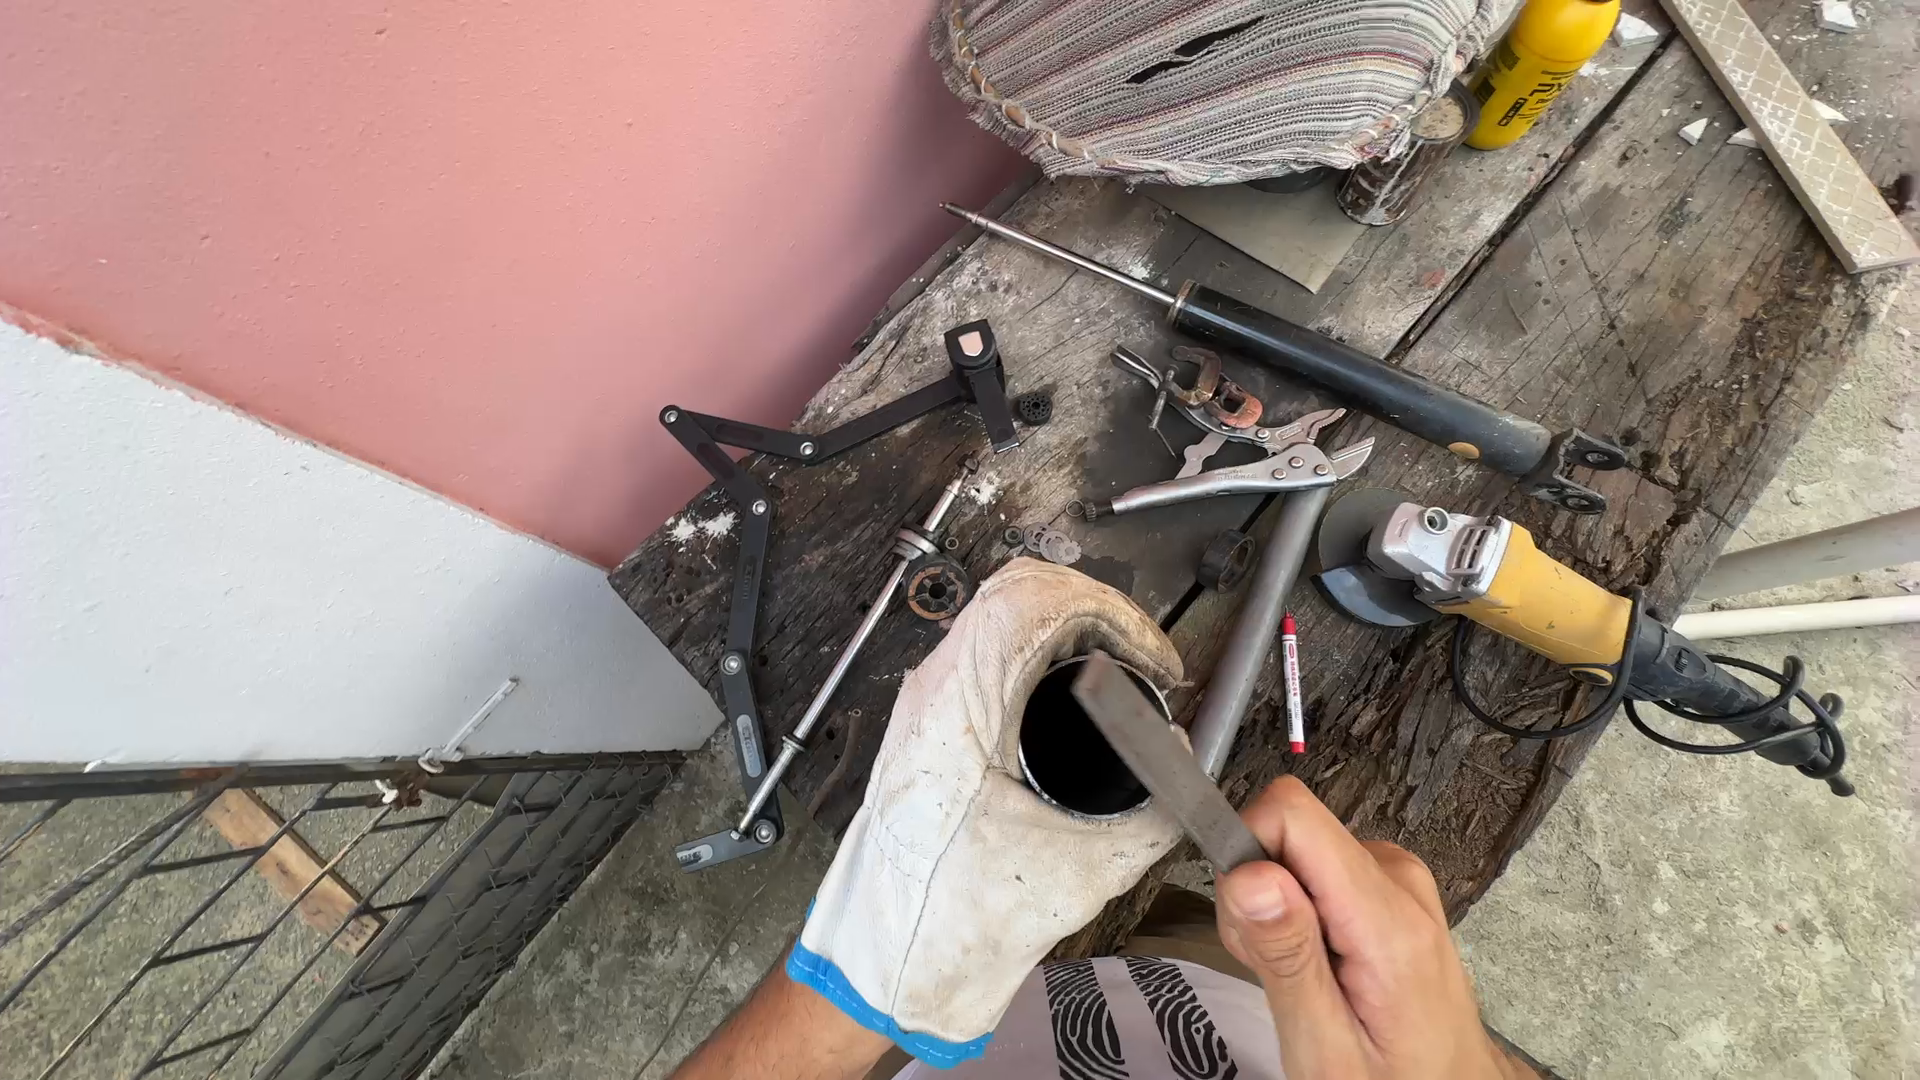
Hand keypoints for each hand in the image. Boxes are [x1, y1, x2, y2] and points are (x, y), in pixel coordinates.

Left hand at [789, 557, 1183, 1065]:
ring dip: (1068, 619)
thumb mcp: (1074, 869)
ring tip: (1118, 661)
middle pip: (1018, 588)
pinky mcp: (932, 711)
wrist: (888, 953)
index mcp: (961, 710)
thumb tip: (1180, 757)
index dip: (1112, 613)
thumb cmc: (956, 918)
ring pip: (1001, 608)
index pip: (1034, 600)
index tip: (1152, 657)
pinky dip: (1041, 643)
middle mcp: (936, 686)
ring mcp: (928, 693)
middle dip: (1096, 606)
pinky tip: (1075, 682)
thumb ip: (1146, 811)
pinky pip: (990, 644)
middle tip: (1141, 652)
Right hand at [1214, 777, 1532, 1079]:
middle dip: (1255, 890)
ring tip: (1297, 973)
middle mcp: (1397, 875)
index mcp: (1388, 917)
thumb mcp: (1325, 1051)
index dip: (1247, 854)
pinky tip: (1315, 958)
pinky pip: (1311, 859)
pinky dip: (1294, 905)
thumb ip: (1286, 957)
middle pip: (1285, 830)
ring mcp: (1395, 872)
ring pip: (1291, 844)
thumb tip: (1249, 874)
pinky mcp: (1386, 876)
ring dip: (1271, 903)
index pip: (1291, 814)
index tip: (1248, 923)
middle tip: (1271, 967)